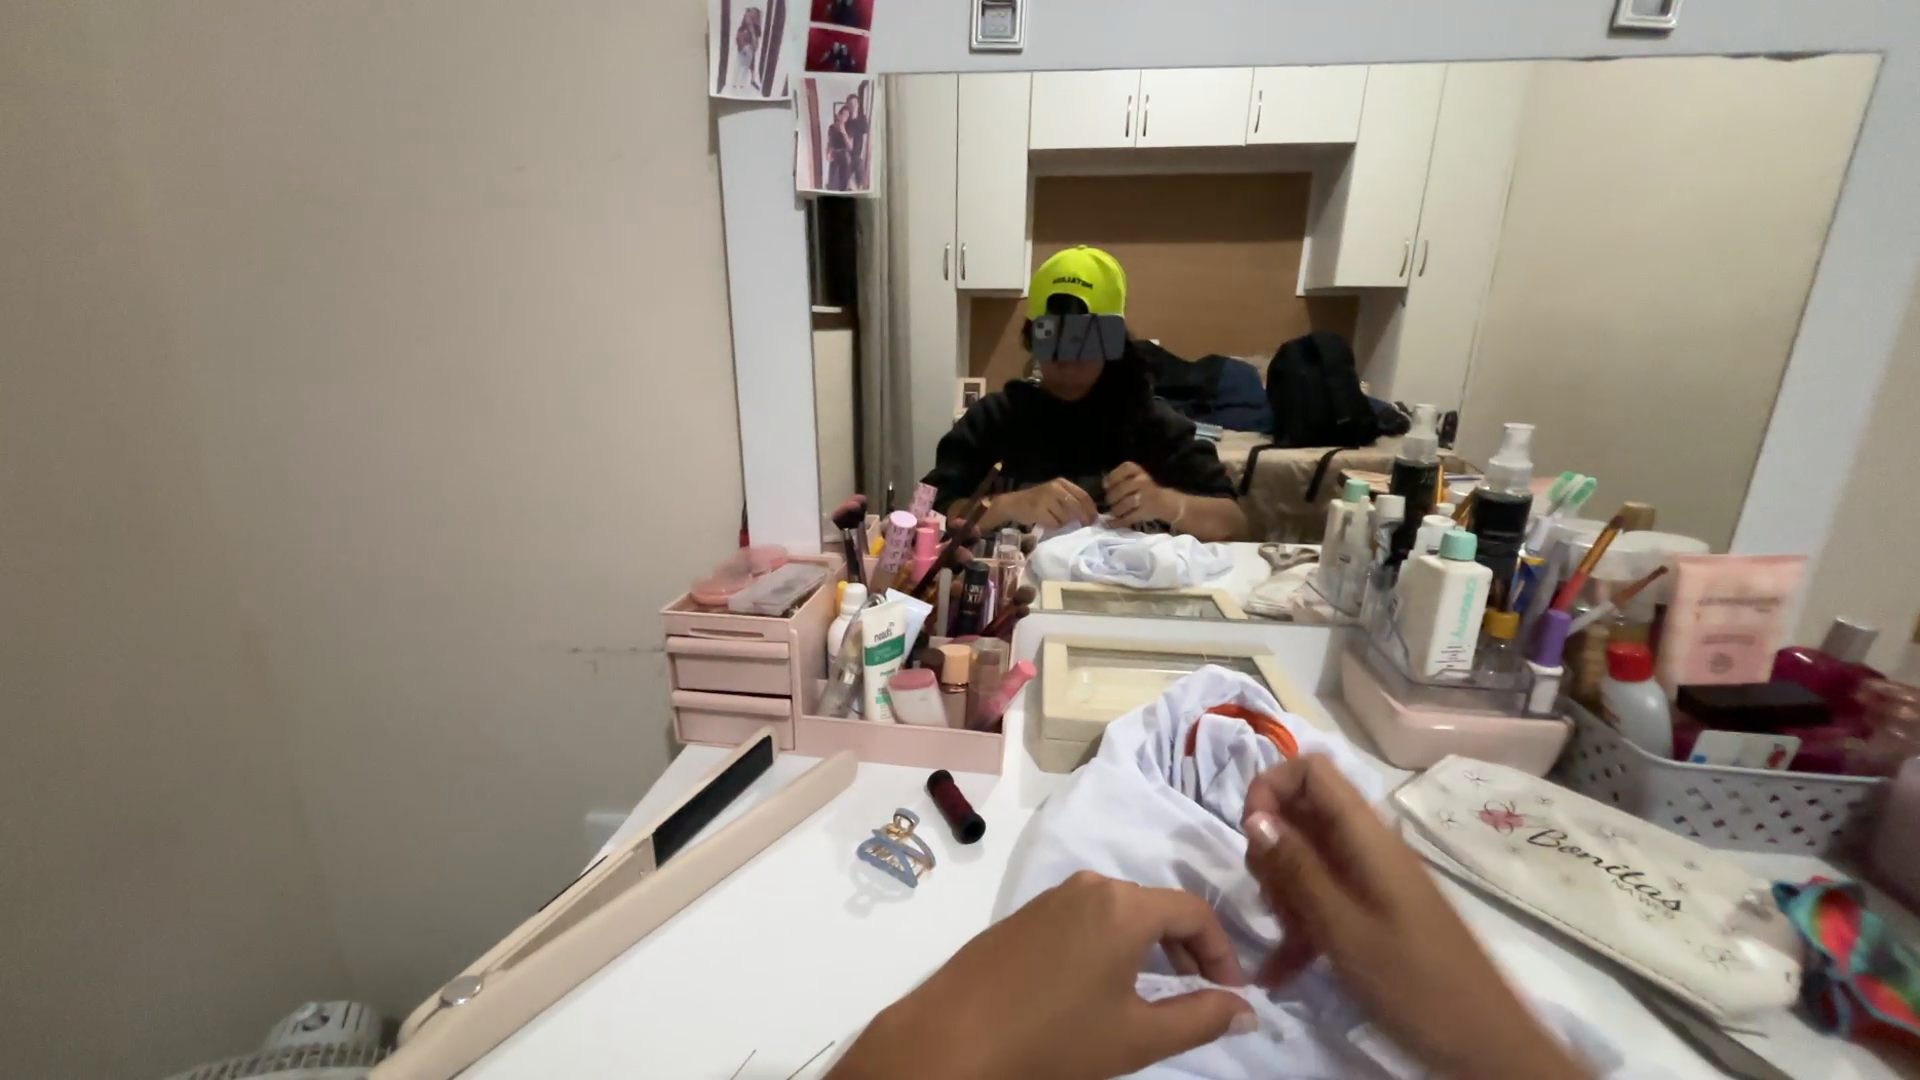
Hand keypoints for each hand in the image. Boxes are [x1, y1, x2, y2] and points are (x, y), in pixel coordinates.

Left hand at [828, 872, 1255, 1079]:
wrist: (958, 1032)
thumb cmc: (1056, 1036)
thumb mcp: (1137, 1036)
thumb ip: (1200, 1018)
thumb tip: (1246, 1007)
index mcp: (1122, 904)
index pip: (1194, 910)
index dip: (1222, 952)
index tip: (1233, 995)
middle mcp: (1090, 884)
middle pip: (1157, 906)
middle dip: (1189, 949)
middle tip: (1204, 996)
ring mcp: (1055, 895)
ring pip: (1122, 910)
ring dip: (1152, 946)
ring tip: (1160, 993)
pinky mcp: (1030, 911)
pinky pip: (1089, 916)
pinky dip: (1115, 942)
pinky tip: (1108, 982)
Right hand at [997, 477, 1096, 529]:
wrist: (1014, 504)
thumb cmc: (1037, 501)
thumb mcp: (1055, 494)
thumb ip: (1070, 500)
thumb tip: (1090, 515)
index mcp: (1061, 483)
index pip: (1083, 495)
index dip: (1091, 508)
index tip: (1095, 518)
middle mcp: (1055, 488)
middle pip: (1077, 506)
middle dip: (1084, 518)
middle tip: (1087, 526)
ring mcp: (1046, 499)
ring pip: (1066, 518)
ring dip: (1063, 523)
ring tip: (1054, 520)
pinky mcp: (1039, 511)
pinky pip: (1054, 524)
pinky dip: (1053, 526)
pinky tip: (1046, 522)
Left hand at [1105, 462, 1181, 528]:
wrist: (1163, 502)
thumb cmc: (1142, 488)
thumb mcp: (1133, 477)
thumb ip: (1118, 478)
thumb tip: (1104, 484)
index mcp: (1137, 470)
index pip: (1123, 470)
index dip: (1111, 478)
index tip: (1106, 486)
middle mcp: (1142, 481)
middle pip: (1119, 490)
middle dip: (1111, 498)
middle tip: (1110, 502)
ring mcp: (1145, 496)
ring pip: (1123, 505)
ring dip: (1115, 510)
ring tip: (1114, 512)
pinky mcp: (1145, 511)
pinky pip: (1127, 518)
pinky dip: (1117, 522)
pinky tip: (1111, 523)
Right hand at [1242, 757, 1589, 1079]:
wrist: (1492, 1054)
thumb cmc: (1417, 986)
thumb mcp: (1343, 929)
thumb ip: (1296, 868)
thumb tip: (1253, 817)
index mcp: (1366, 836)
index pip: (1310, 769)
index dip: (1271, 787)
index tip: (1251, 834)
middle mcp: (1366, 846)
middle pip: (1299, 812)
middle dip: (1271, 849)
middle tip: (1271, 898)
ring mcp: (1369, 878)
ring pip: (1303, 855)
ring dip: (1282, 890)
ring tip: (1285, 937)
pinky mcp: (1371, 909)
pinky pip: (1320, 895)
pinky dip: (1298, 923)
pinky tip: (1279, 970)